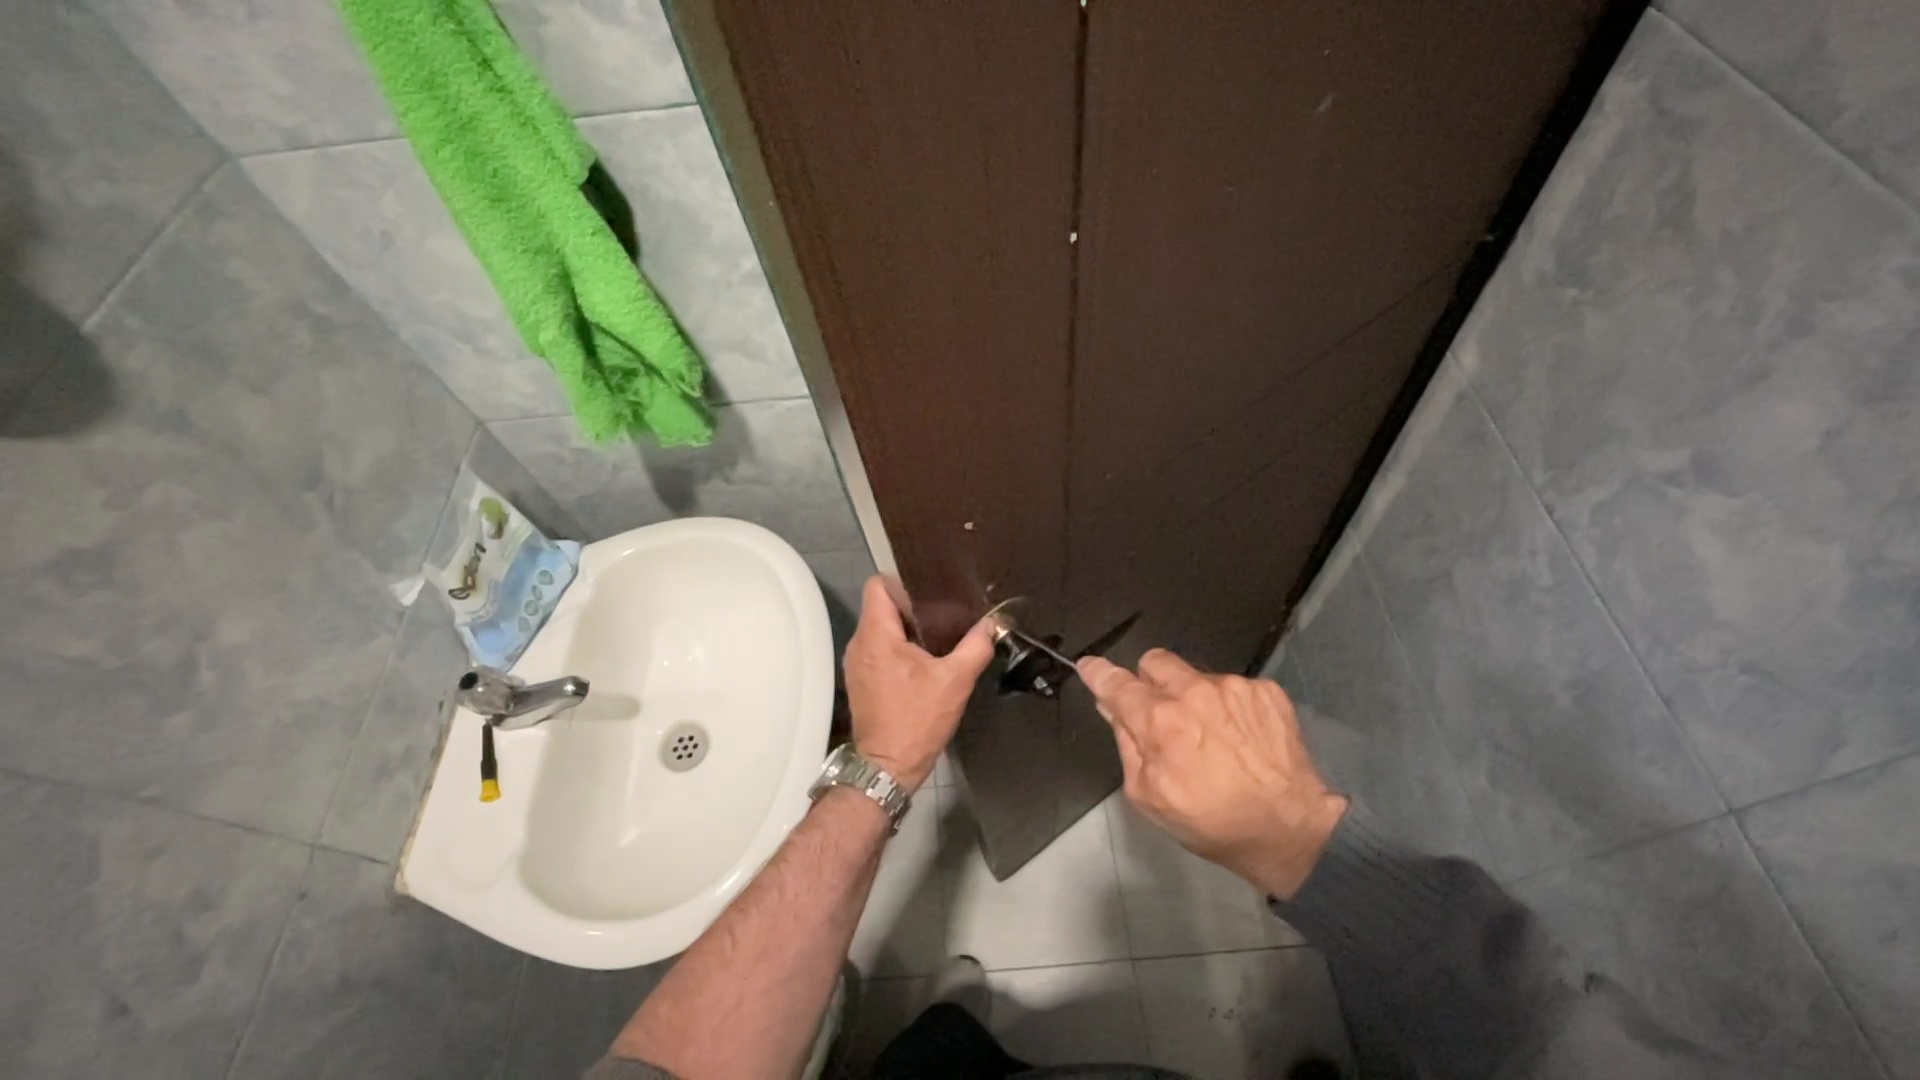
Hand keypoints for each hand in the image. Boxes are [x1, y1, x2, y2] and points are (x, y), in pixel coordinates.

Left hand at [843, 577, 995, 791]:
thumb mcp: (955, 681)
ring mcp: (857, 664)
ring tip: (937, 639)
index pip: (877, 586)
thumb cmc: (917, 719)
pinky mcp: (861, 681)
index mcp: (876, 635)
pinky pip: (878, 651)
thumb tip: (992, 624)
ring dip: (906, 631)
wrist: (887, 767)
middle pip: (880, 607)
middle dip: (911, 608)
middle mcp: (859, 644)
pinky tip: (923, 664)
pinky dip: (897, 650)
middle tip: (944, 616)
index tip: (931, 596)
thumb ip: (975, 646)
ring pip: (880, 630)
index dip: (903, 583)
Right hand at [1077, 649, 1346, 898]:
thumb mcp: (1148, 797)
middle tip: (1160, 713)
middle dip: (1149, 681)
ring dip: (1192, 696)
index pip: (1116, 683)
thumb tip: (1112, 708)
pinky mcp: (1266, 691)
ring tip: (1210, 736)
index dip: (1098, 672)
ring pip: (1195, 674)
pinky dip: (1227, 706)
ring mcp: (1233, 687)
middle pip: (1155, 661)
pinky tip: (1239, 737)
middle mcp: (1193, 691)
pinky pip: (1232, 686)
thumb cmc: (1211, 822)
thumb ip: (1126, 744)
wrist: (1289, 830)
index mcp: (1159, 720)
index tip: (1089, 666)